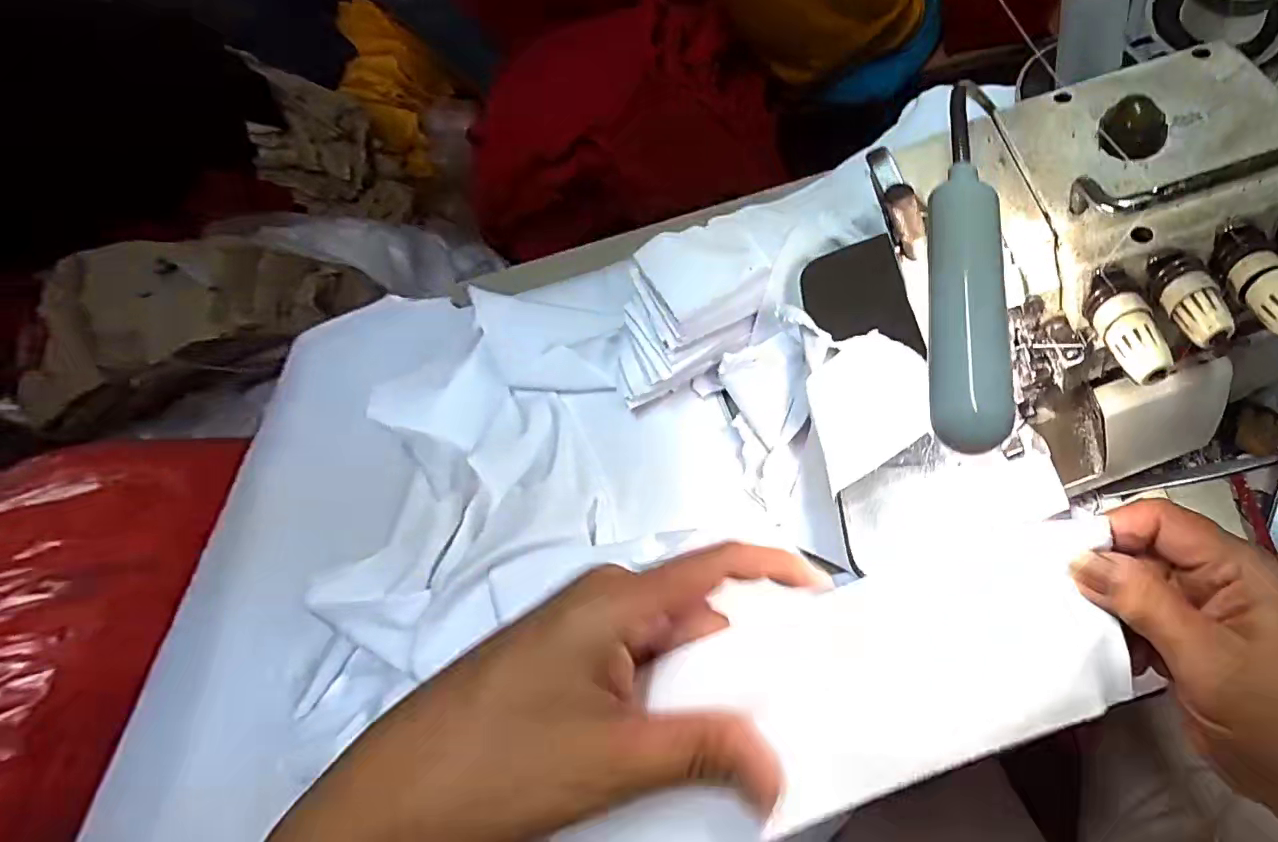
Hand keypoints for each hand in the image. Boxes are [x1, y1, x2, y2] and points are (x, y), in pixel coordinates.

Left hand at [271, 545, 828, 841]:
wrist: (361, 824)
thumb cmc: (481, 772)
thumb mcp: (611, 759)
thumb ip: (703, 752)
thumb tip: (773, 771)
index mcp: (618, 599)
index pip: (719, 561)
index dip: (777, 567)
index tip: (818, 592)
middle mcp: (603, 599)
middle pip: (697, 610)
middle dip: (736, 653)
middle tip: (768, 699)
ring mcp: (578, 629)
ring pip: (666, 642)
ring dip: (695, 683)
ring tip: (712, 735)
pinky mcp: (561, 659)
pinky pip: (635, 661)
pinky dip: (662, 692)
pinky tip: (660, 738)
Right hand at [1071, 500, 1277, 841]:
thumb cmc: (1273, 720)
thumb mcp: (1203, 657)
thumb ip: (1143, 602)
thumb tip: (1084, 561)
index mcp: (1233, 565)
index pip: (1163, 520)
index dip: (1116, 529)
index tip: (1072, 554)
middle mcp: (1219, 576)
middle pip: (1150, 550)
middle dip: (1110, 570)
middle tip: (1070, 595)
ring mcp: (1208, 609)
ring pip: (1145, 584)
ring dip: (1117, 605)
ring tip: (1090, 628)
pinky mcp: (1198, 639)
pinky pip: (1152, 617)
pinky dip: (1130, 631)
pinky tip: (1119, 654)